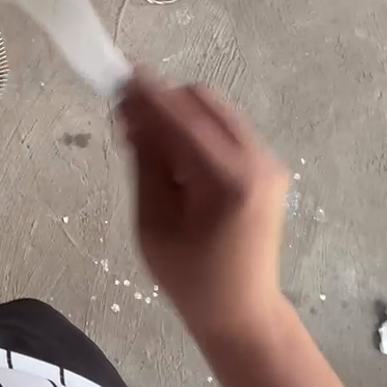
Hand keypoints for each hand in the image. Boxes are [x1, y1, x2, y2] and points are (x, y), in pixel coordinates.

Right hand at [118, 71, 291, 347]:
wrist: (241, 311)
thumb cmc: (189, 275)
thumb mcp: (153, 220)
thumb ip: (146, 160)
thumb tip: (133, 113)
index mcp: (229, 179)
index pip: (183, 118)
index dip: (148, 94)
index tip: (120, 75)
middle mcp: (257, 161)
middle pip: (202, 101)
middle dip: (162, 101)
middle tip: (126, 120)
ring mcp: (267, 162)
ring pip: (213, 109)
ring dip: (177, 113)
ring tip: (144, 139)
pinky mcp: (265, 167)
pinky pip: (223, 127)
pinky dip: (193, 127)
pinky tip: (170, 152)